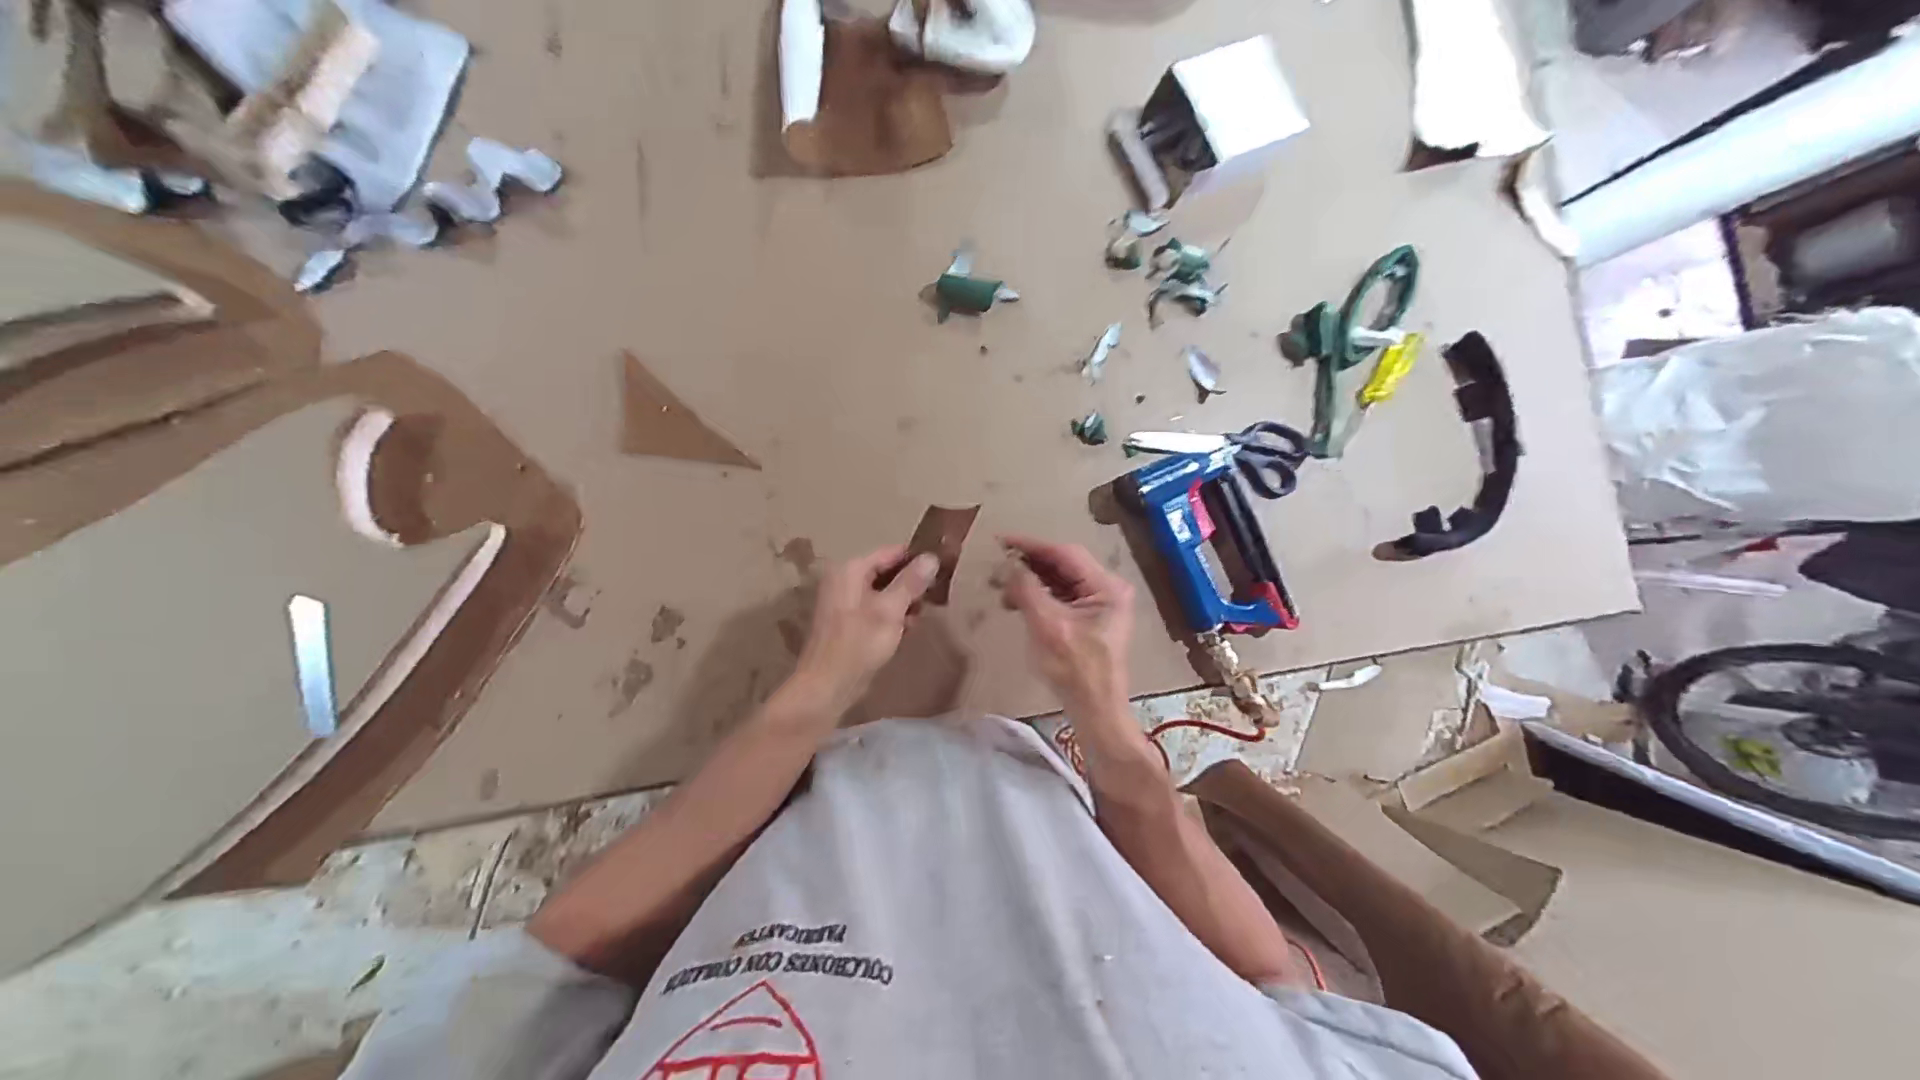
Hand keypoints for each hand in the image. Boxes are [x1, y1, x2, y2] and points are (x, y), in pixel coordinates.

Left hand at [790, 545, 939, 715]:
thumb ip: (911, 582)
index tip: (943, 568)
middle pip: (887, 572)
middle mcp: (844, 580)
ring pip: (883, 592)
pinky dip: (891, 616)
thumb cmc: (858, 645)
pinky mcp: (847, 622)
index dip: (918, 559)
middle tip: (937, 596)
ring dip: (904, 602)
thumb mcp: (890, 611)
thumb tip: (931, 557)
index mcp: (851, 570)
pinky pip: (875, 609)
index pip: (892, 552)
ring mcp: (844, 602)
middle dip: (912, 584)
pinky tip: (906, 630)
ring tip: (922, 617)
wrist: (827, 686)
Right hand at [997, 535, 1135, 722]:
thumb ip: (1027, 590)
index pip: (1065, 554)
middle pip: (1064, 564)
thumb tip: (1008, 565)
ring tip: (1003, 585)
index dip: (1032, 546)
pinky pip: (1062, 595)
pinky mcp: (1090, 618)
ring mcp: (1101, 603)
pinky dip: (1039, 594)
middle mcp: (1108, 589)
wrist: (1096, 710)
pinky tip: (1018, 600)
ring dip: (1032, 579)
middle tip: (999, 562)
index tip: (1002, 541)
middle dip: (1030, 563)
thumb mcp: (1048, 626)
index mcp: (1107, 587)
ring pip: (1061, 579)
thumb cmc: (1076, 670)